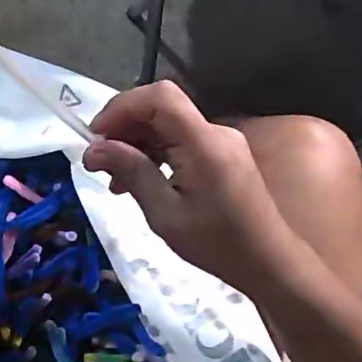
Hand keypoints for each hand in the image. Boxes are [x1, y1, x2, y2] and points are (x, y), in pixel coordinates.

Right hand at [82, 81, 301, 292]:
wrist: (267, 263)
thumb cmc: (216, 243)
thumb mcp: (165, 213)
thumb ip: (132, 172)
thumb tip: (94, 150)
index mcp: (204, 143)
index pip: (159, 98)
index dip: (121, 108)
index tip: (94, 137)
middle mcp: (215, 132)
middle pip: (161, 108)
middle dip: (123, 127)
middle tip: (97, 160)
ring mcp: (220, 142)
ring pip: (167, 124)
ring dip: (135, 143)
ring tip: (113, 178)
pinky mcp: (221, 154)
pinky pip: (179, 141)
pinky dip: (153, 153)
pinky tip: (136, 180)